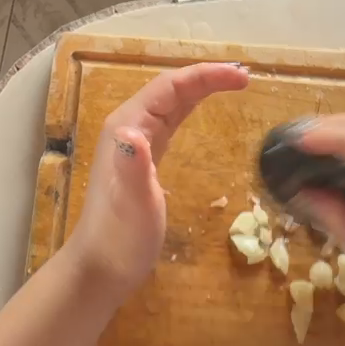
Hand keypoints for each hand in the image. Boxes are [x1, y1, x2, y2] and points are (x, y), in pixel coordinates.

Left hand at [66, 62, 249, 302]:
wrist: (100, 270)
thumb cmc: (118, 239)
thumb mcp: (132, 205)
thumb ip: (133, 168)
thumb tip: (133, 134)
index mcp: (127, 126)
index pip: (169, 87)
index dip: (204, 76)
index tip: (240, 76)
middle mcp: (129, 125)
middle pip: (171, 88)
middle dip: (206, 76)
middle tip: (244, 75)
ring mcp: (135, 140)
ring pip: (171, 102)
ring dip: (200, 87)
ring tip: (233, 81)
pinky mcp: (144, 156)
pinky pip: (170, 119)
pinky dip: (190, 106)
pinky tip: (202, 105)